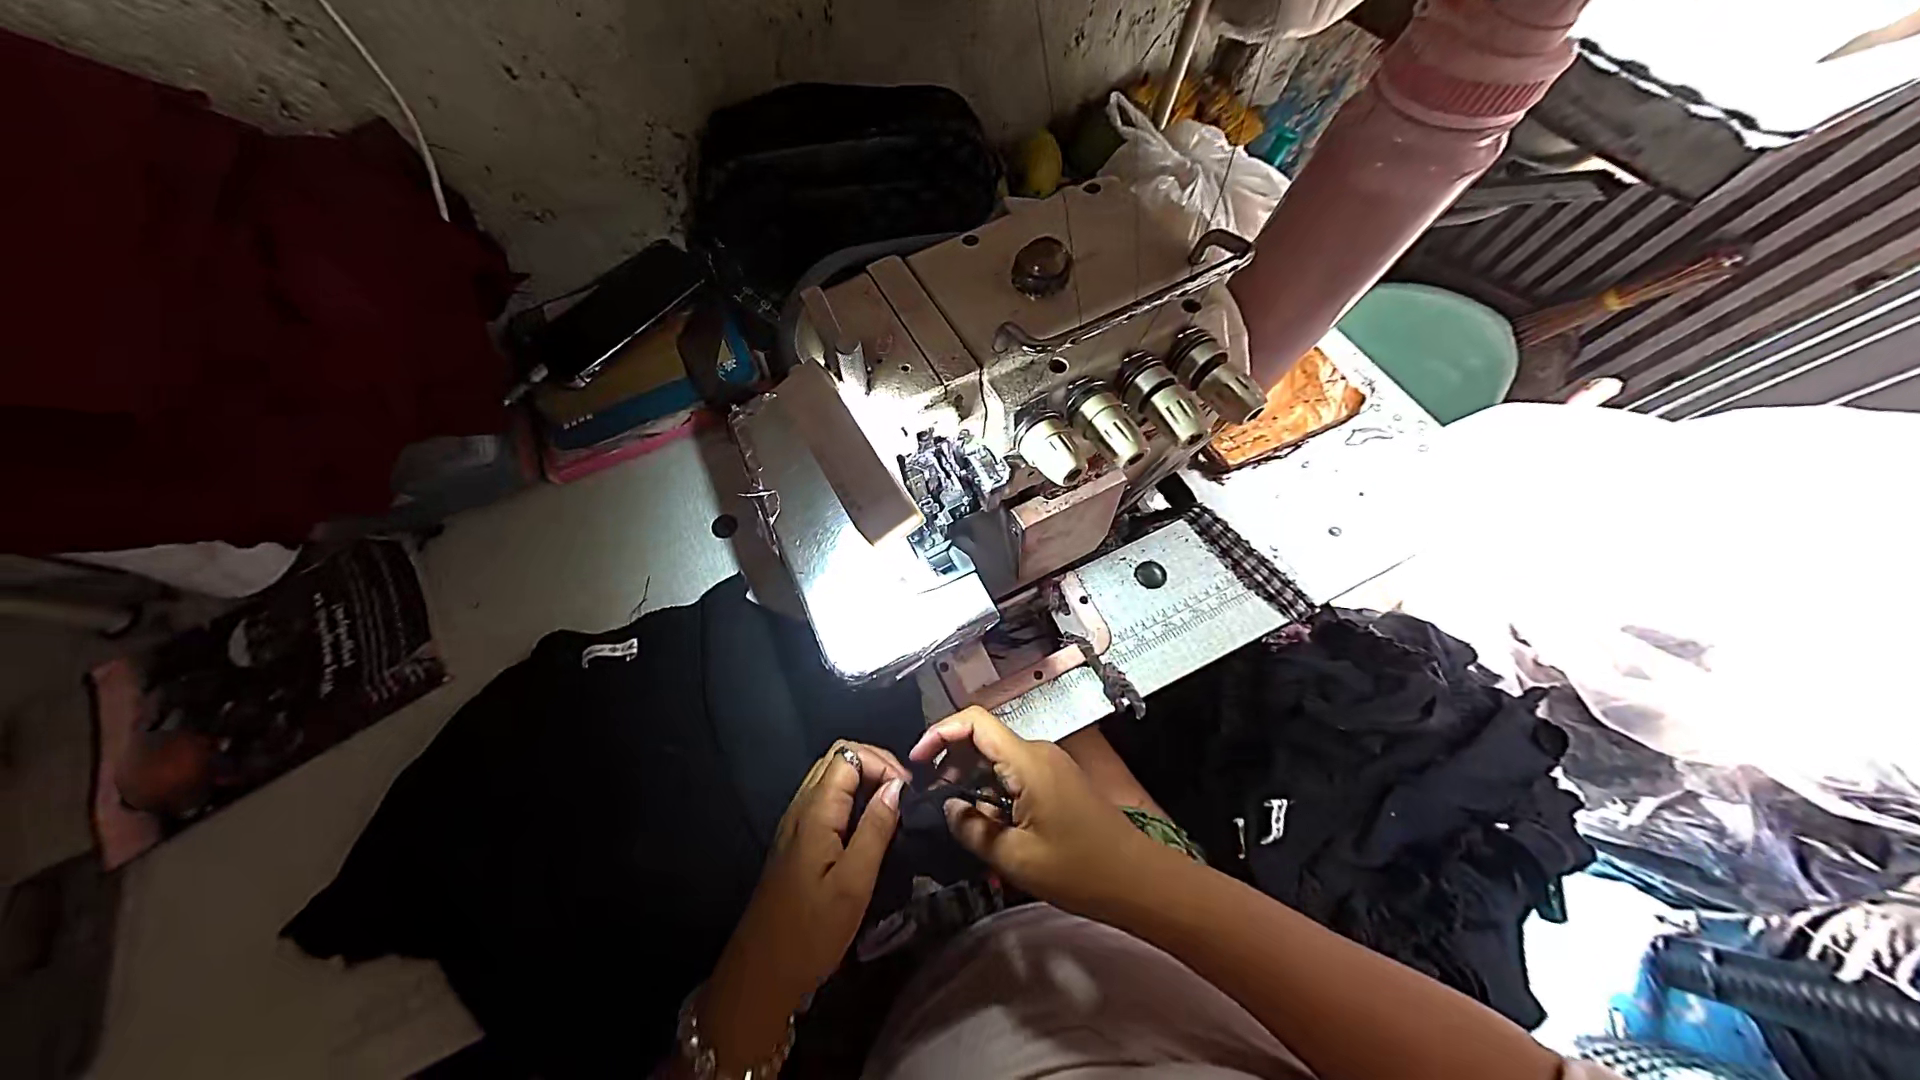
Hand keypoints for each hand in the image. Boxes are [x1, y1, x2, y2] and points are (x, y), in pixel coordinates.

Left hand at [698, 741, 907, 1073]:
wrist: (761, 974)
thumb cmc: (811, 931)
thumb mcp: (854, 882)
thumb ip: (876, 828)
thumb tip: (897, 786)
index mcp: (815, 811)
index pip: (849, 755)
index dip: (883, 763)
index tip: (908, 793)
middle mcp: (801, 807)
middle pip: (838, 759)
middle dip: (875, 765)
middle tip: (902, 795)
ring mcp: (795, 823)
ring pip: (831, 777)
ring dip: (864, 781)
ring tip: (892, 808)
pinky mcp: (797, 840)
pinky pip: (826, 799)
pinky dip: (852, 798)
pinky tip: (869, 826)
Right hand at [910, 706, 1171, 915]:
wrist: (1137, 880)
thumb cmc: (1078, 869)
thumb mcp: (1015, 857)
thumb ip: (973, 827)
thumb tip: (949, 807)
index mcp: (1027, 761)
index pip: (974, 721)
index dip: (940, 732)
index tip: (918, 761)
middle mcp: (1038, 752)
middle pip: (983, 738)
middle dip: (951, 761)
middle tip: (932, 797)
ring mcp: (1050, 765)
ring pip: (997, 757)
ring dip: (971, 779)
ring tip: (957, 814)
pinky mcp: (1056, 780)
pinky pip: (1015, 772)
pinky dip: (993, 788)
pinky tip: (987, 820)